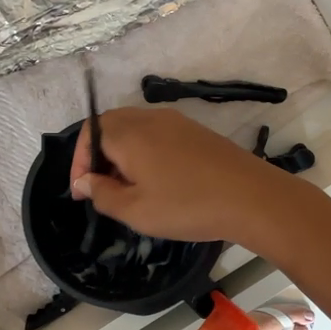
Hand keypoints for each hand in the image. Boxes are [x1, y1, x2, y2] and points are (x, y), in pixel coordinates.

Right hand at [70, 108, 295, 243]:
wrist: (251, 197)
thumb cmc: (187, 205)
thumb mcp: (136, 210)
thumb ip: (103, 194)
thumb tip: (85, 181)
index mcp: (129, 133)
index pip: (90, 133)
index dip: (79, 161)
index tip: (83, 191)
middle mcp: (150, 118)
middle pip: (112, 125)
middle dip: (100, 154)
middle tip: (103, 188)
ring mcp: (177, 122)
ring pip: (137, 129)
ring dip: (124, 154)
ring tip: (130, 188)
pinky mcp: (197, 132)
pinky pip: (159, 134)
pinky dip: (147, 152)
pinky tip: (160, 180)